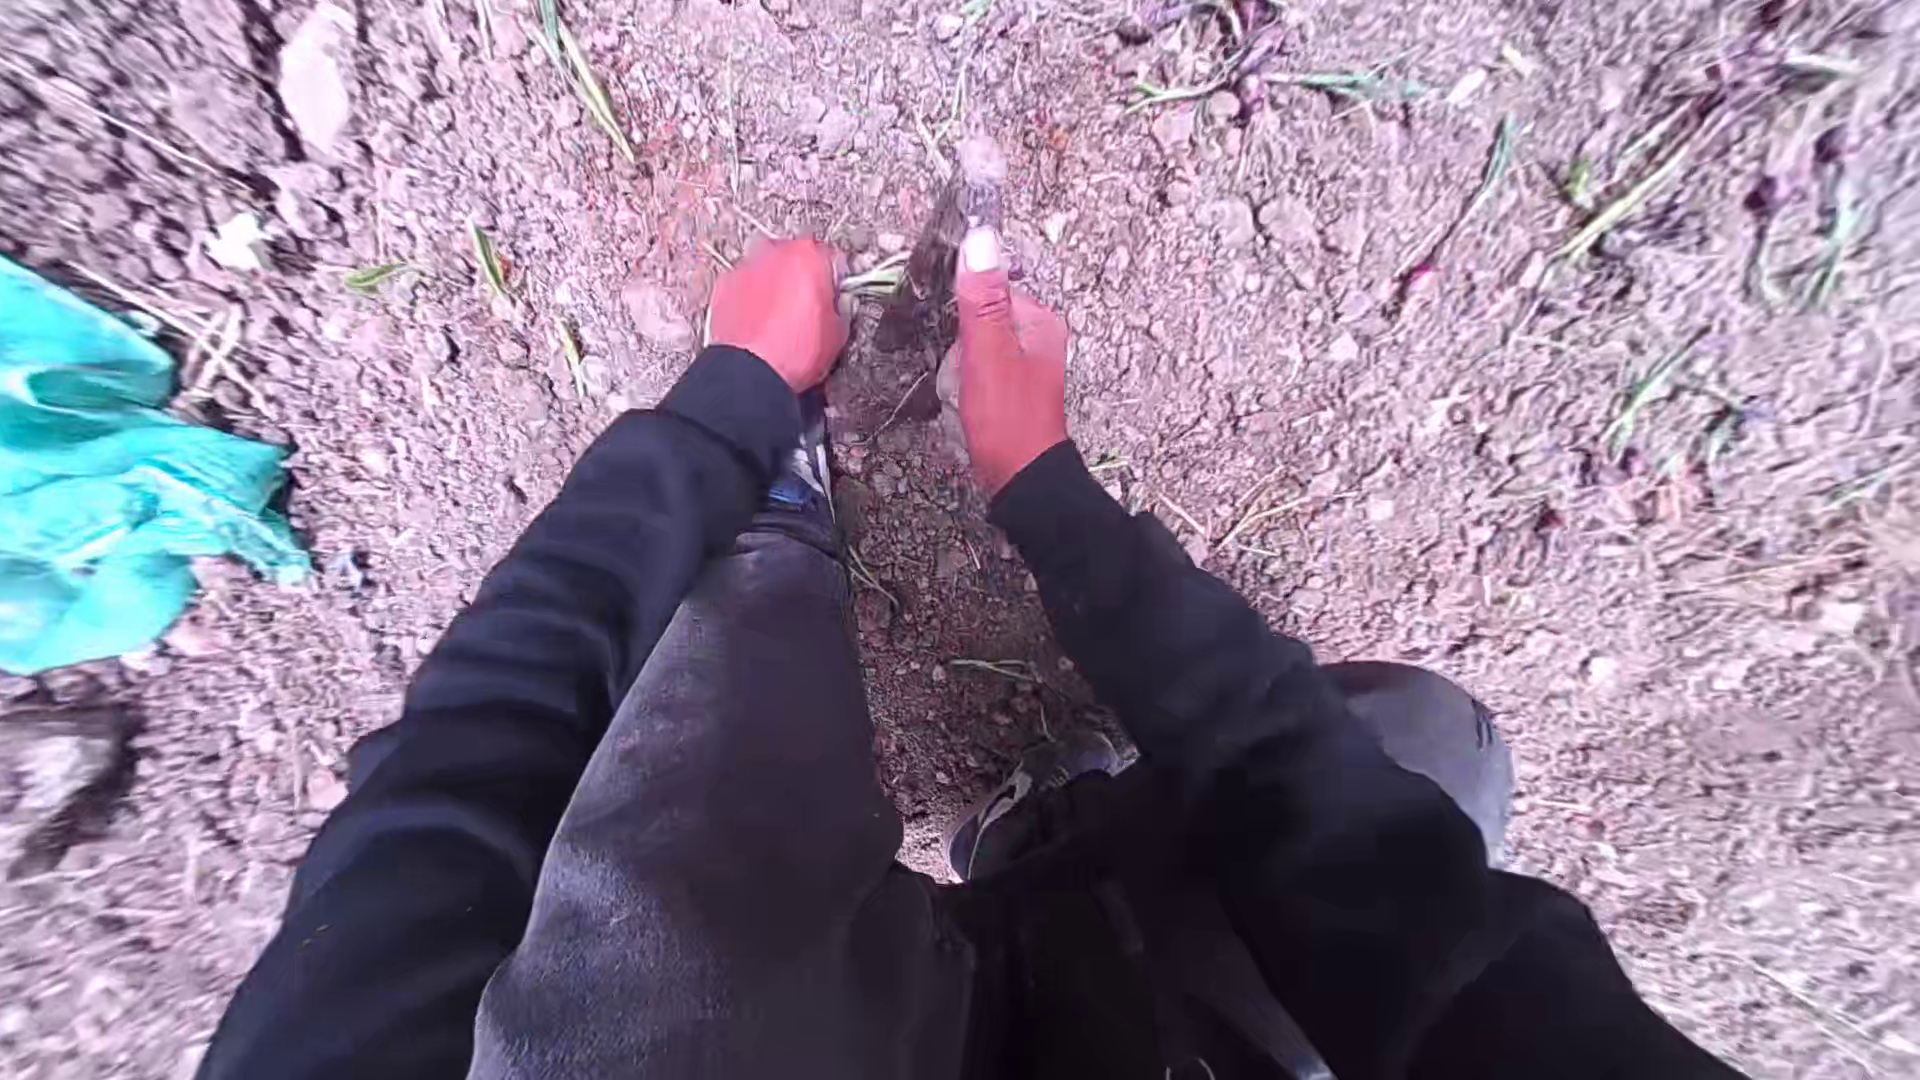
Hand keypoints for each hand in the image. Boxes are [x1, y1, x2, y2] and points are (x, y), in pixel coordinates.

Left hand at [705, 235, 849, 390]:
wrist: (753, 371)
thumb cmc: (792, 352)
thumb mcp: (838, 334)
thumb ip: (843, 309)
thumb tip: (840, 307)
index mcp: (809, 257)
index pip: (832, 257)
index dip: (838, 279)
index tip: (838, 293)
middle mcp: (775, 254)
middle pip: (797, 258)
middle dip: (805, 280)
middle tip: (811, 310)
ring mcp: (747, 268)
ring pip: (769, 270)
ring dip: (778, 287)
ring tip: (785, 320)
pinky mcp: (725, 286)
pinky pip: (746, 286)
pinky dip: (753, 299)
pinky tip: (763, 324)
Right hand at [954, 226, 1068, 494]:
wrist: (1021, 481)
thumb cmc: (1008, 421)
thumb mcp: (989, 354)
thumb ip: (982, 301)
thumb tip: (980, 238)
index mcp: (1039, 322)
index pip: (988, 292)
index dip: (962, 316)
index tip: (958, 343)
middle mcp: (1038, 340)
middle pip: (979, 322)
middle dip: (961, 349)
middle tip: (967, 377)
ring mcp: (1026, 367)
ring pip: (974, 350)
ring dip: (961, 372)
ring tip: (968, 397)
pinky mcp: (1012, 390)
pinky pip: (979, 374)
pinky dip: (967, 388)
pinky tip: (970, 407)